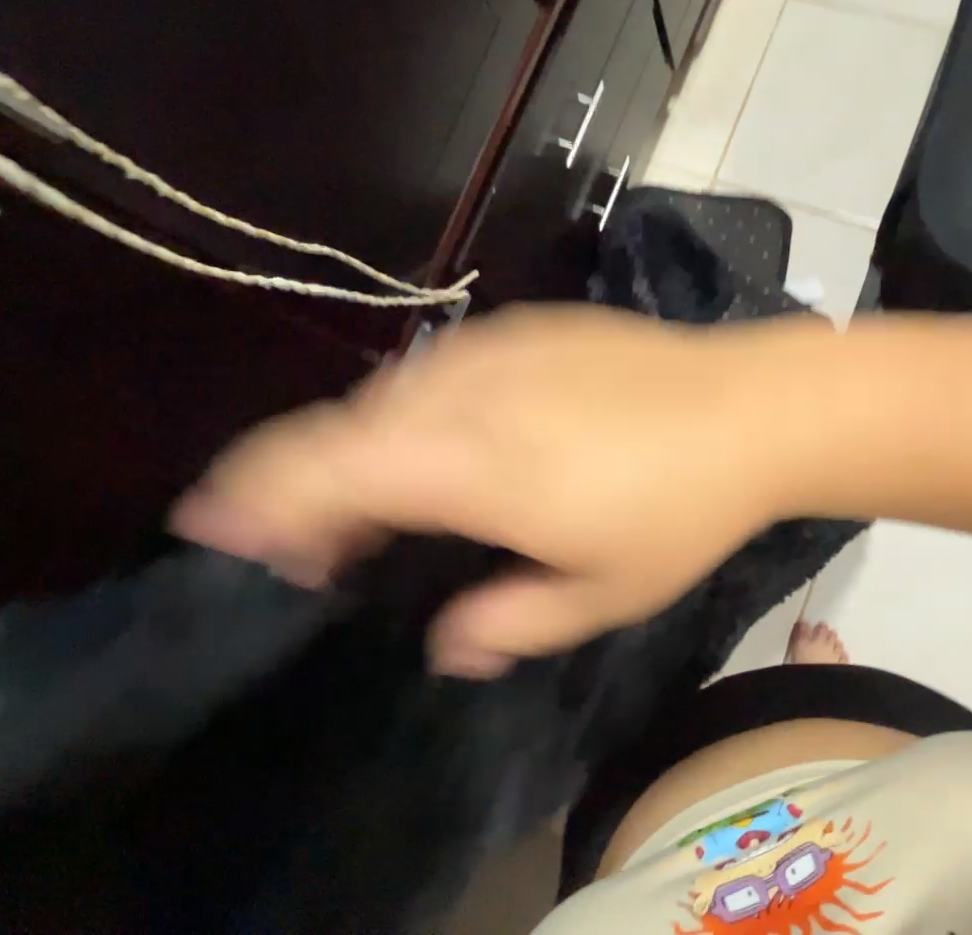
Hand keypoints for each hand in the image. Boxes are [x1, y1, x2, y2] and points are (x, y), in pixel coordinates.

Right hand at [170, 305, 802, 676]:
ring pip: (389, 397)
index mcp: (477, 467)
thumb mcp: (604, 590)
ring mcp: (498, 352)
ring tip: (380, 501)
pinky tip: (446, 442)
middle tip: (315, 542)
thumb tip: (447, 644)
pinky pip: (439, 370)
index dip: (259, 494)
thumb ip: (512, 620)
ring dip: (358, 447)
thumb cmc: (684, 510)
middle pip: (343, 430)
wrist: (752, 406)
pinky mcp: (528, 328)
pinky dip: (412, 412)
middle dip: (301, 482)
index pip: (330, 471)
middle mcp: (468, 397)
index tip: (219, 526)